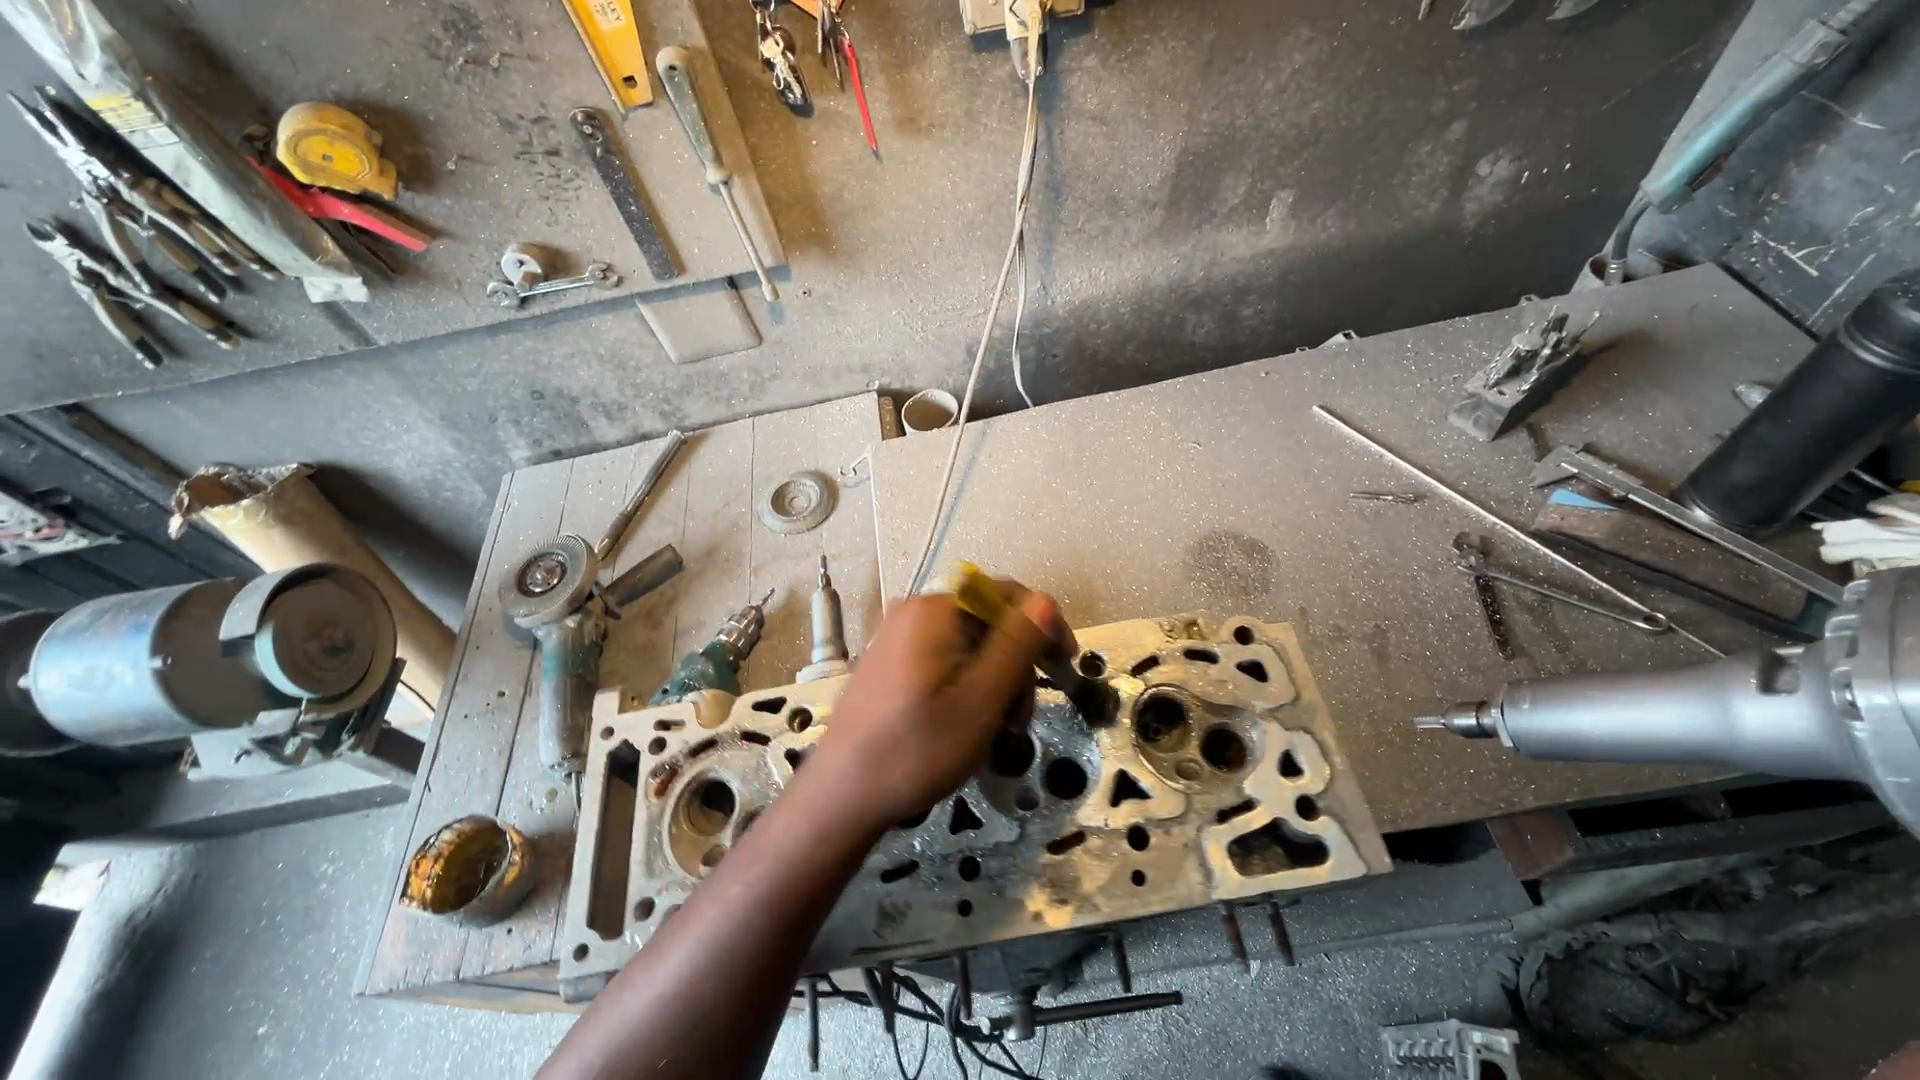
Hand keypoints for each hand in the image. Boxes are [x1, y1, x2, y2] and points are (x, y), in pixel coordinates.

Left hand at [806, 581, 1070, 828]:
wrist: (842, 795)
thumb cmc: (916, 749)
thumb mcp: (981, 701)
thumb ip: (1017, 645)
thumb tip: (1046, 601)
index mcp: (935, 610)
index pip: (1007, 594)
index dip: (1045, 625)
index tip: (1067, 666)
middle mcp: (914, 613)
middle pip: (989, 623)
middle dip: (1016, 666)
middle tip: (1021, 720)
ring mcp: (898, 639)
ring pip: (969, 648)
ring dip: (995, 684)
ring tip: (996, 733)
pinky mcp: (890, 665)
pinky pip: (945, 663)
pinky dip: (968, 689)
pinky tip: (968, 728)